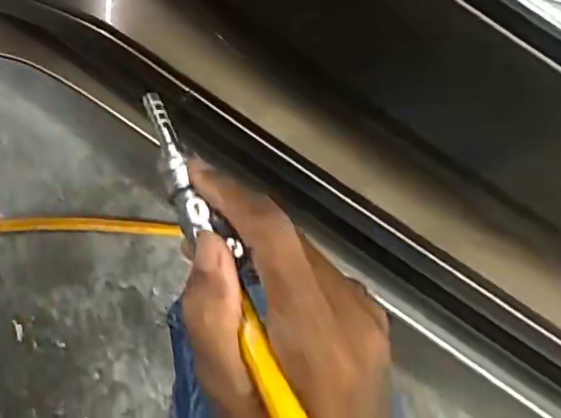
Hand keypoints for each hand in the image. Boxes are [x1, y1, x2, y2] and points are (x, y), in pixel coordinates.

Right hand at [179, 162, 390, 417]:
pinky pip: (312, 264)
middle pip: (286, 234)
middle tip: (190, 214)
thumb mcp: (223, 388)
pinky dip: (275, 254)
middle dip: (234, 211)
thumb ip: (209, 315)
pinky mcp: (370, 318)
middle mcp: (354, 316)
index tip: (191, 172)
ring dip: (252, 233)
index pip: (276, 236)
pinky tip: (251, 273)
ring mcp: (369, 317)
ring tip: (215, 247)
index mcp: (319, 337)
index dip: (231, 194)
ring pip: (297, 245)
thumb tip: (207, 240)